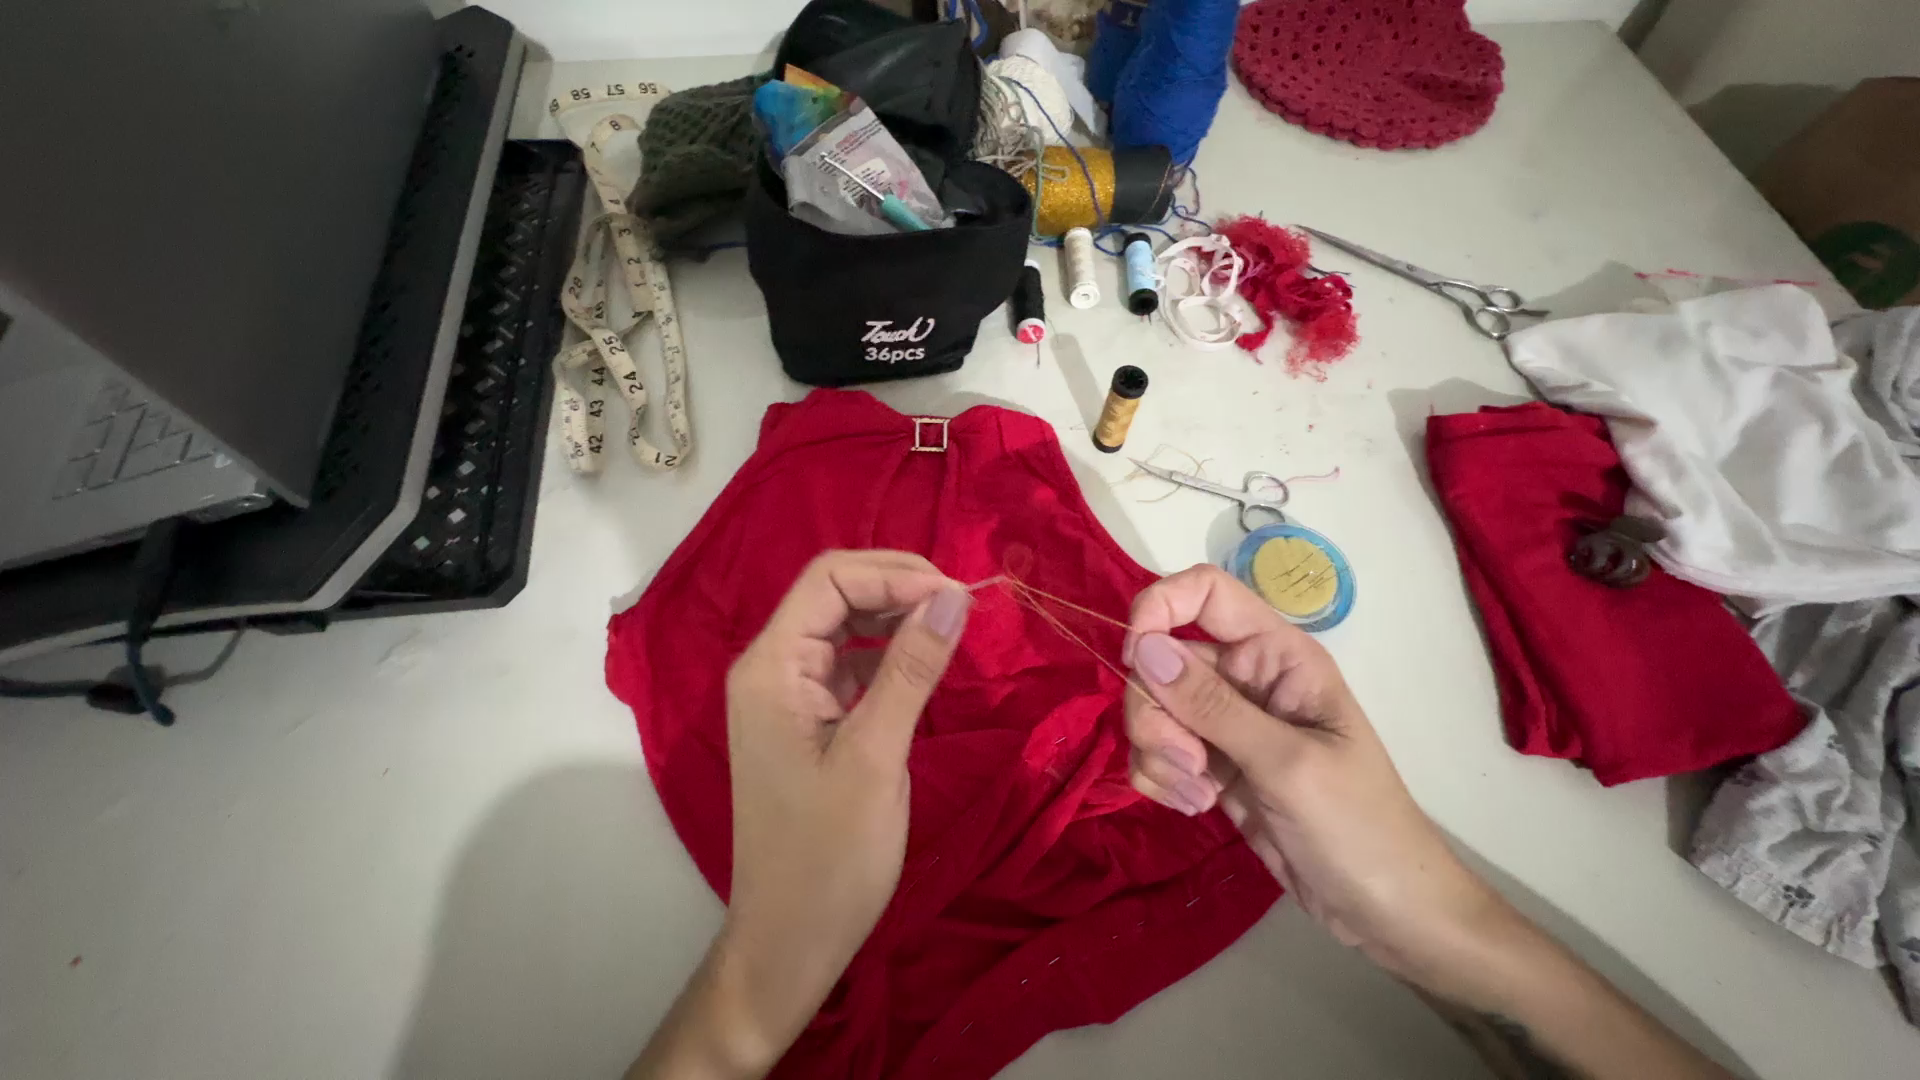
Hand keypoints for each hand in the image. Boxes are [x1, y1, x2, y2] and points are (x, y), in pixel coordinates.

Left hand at [709, 550, 969, 1070]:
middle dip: (898, 587)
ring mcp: (789, 694)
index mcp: (771, 667)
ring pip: (845, 626)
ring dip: (897, 617)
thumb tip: (953, 595)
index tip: (958, 596)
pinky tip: (925, 663)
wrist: (790, 942)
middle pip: (834, 593)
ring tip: (952, 626)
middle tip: (963, 605)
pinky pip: (851, 664)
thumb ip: (911, 669)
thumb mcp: (876, 756)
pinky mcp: (810, 719)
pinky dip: (890, 654)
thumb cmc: (828, 857)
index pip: (829, 579)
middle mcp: (772, 668)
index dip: (895, 575)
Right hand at [1122, 565, 1510, 987]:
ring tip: (1199, 796)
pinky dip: (1159, 778)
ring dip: (1158, 753)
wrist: (1383, 911)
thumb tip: (1143, 648)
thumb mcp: (1286, 762)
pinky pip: (1155, 751)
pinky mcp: (1207, 764)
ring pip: (1151, 709)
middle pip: (1161, 659)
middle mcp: (1244, 677)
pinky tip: (1195, 807)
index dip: (1160, 608)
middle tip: (1187, 763)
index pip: (1205, 592)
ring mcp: (1223, 722)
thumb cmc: (1358, 826)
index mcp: (1277, 655)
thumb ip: (1211, 705)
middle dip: (1156, 713)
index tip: (1135, 659)